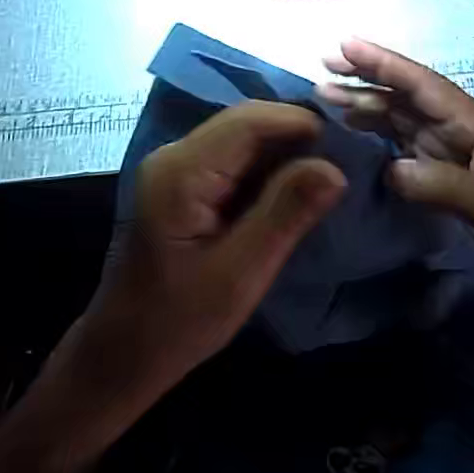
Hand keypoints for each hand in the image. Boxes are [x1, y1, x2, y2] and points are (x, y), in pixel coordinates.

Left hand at [72, 101, 346, 395]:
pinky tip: (295, 186)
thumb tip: (335, 168)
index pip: (248, 122)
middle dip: (296, 133)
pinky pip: (232, 158)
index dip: (300, 122)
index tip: (349, 144)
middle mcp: (175, 155)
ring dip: (284, 148)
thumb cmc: (180, 321)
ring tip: (330, 170)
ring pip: (241, 137)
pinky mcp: (184, 182)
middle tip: (347, 158)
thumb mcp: (240, 274)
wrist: (124, 349)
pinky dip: (267, 166)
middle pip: (244, 123)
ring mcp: (176, 166)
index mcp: (181, 172)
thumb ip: (284, 214)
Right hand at [317, 37, 473, 283]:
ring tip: (328, 97)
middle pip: (406, 94)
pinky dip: (380, 132)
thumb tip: (391, 169)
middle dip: (366, 78)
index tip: (345, 45)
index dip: (382, 63)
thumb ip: (444, 186)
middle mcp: (460, 125)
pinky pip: (406, 141)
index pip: (421, 84)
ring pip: (402, 116)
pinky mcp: (449, 168)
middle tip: (323, 67)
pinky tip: (359, 131)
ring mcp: (454, 146)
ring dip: (368, 104)